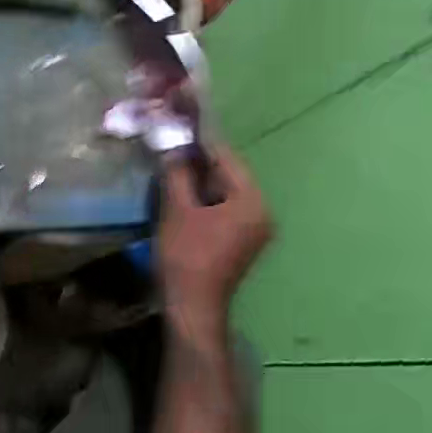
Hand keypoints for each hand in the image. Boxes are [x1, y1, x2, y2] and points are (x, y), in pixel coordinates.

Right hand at [155, 144, 271, 345]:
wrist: (192, 305)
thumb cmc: (186, 255)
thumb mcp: (176, 209)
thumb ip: (177, 173)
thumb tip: (173, 145)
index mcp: (252, 202)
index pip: (227, 159)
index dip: (199, 142)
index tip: (177, 127)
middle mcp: (262, 212)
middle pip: (228, 174)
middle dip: (199, 161)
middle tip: (169, 148)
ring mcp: (254, 229)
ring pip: (225, 191)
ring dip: (199, 180)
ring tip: (171, 169)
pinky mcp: (241, 241)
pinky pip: (224, 208)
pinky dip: (204, 198)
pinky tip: (181, 196)